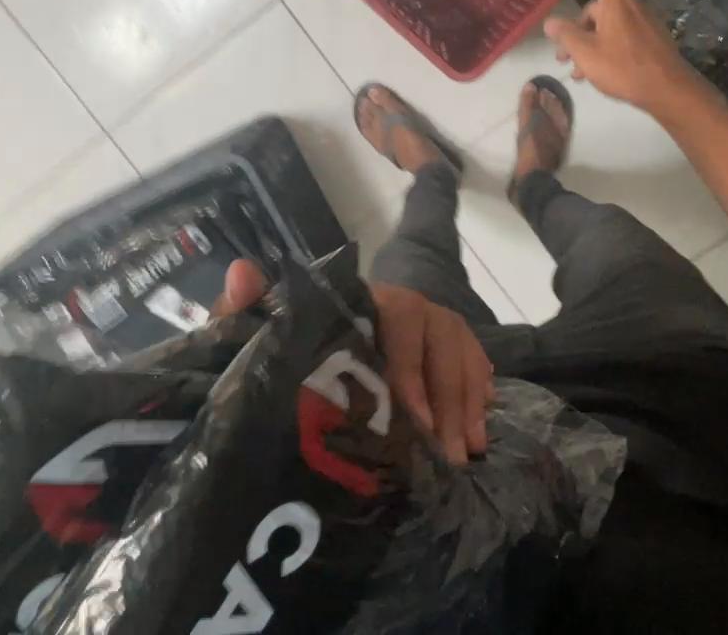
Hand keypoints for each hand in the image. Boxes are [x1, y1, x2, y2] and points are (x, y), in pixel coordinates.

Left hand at [213, 261, 491, 464]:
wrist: (294, 344)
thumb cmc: (278, 343)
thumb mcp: (256, 332)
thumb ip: (246, 309)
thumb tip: (242, 272)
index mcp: (361, 299)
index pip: (398, 320)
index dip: (409, 367)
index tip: (413, 419)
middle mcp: (399, 304)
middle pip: (438, 338)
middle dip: (447, 398)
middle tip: (449, 455)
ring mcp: (424, 320)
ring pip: (458, 348)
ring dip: (468, 399)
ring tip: (470, 452)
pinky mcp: (438, 340)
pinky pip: (471, 354)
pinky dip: (479, 383)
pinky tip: (485, 418)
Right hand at [544, 0, 697, 110]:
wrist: (668, 91)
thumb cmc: (624, 67)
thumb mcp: (586, 53)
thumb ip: (566, 36)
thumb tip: (551, 22)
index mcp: (615, 3)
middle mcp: (630, 8)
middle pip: (597, 8)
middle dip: (576, 28)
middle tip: (561, 54)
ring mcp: (643, 25)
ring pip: (607, 27)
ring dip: (588, 44)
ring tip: (576, 70)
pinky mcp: (650, 42)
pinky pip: (620, 38)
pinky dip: (604, 49)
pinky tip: (595, 74)